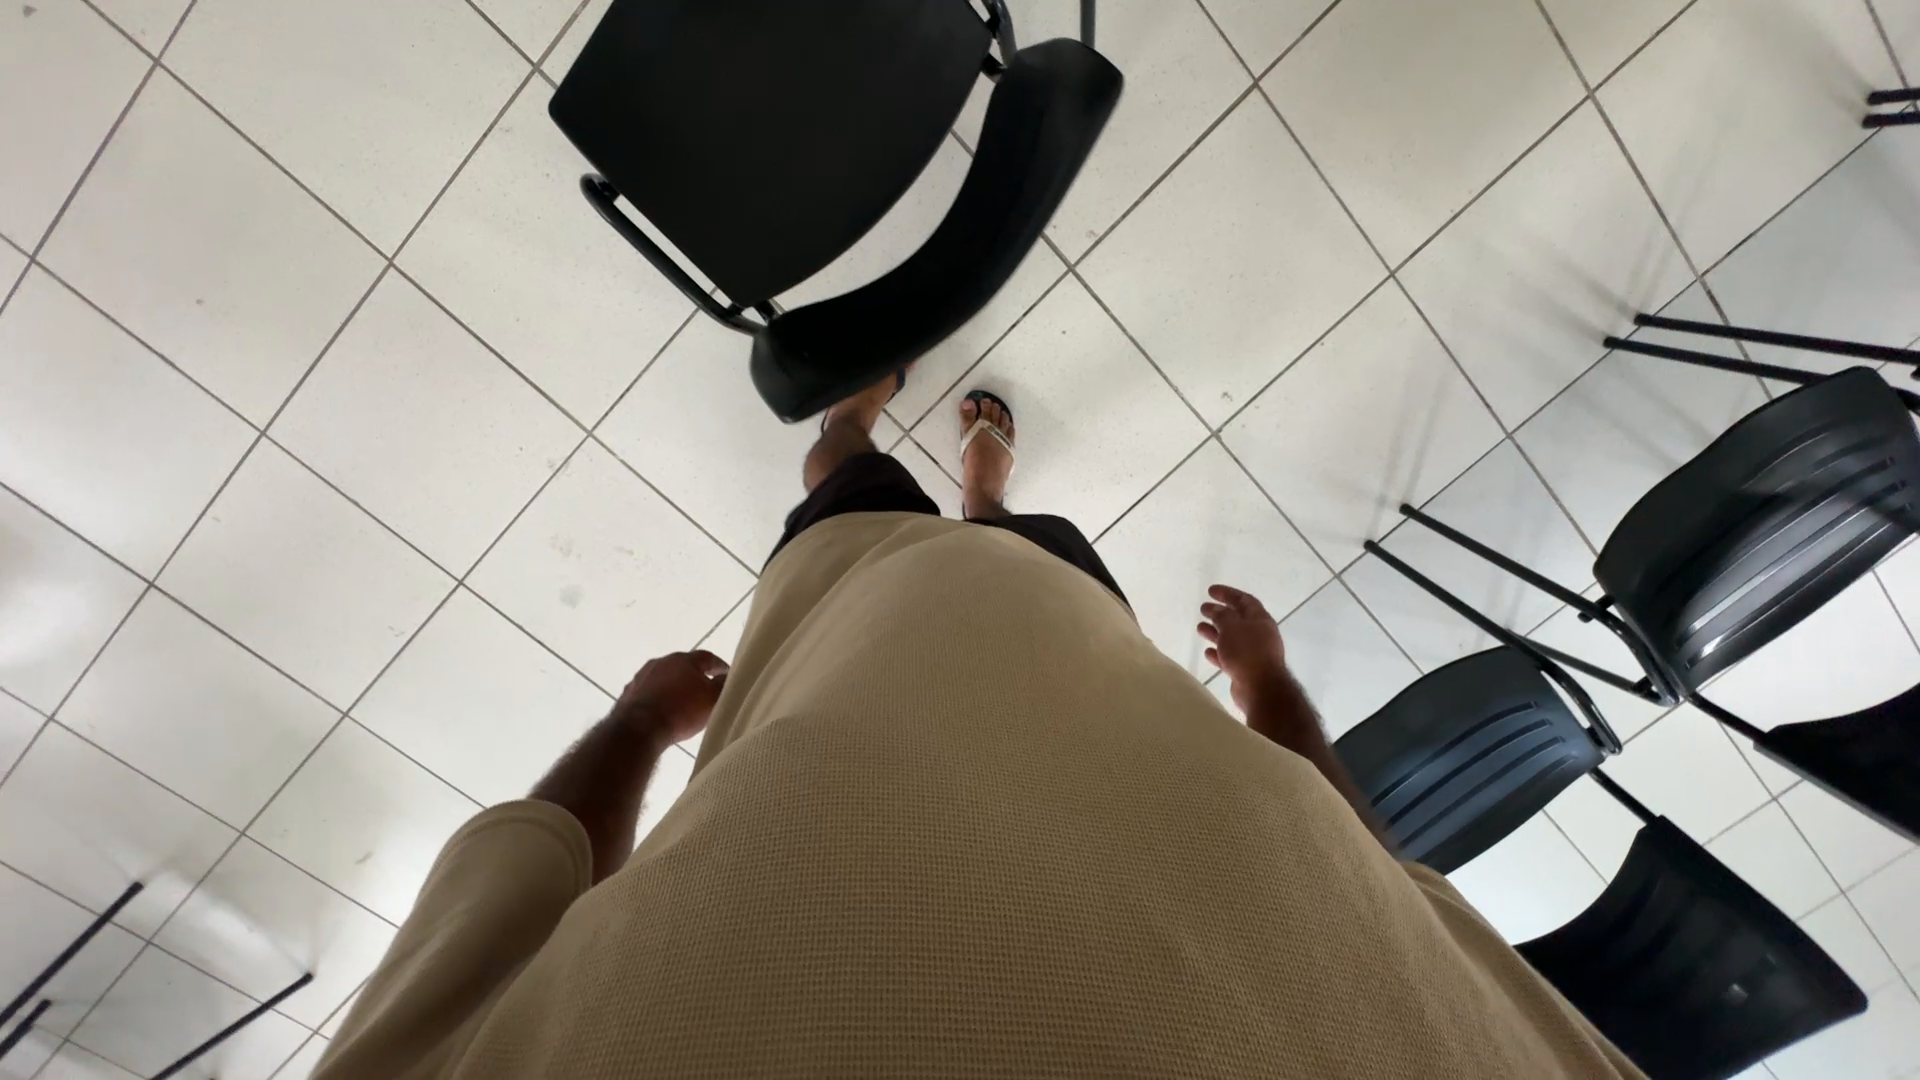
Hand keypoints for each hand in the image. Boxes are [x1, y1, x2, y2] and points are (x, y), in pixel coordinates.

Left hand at [611, 651, 728, 745]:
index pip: (708, 658)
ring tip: (682, 702)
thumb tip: (725, 676)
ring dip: (674, 686)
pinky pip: (649, 692)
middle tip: (705, 689)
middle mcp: (662, 662)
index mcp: (684, 659)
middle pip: (684, 666)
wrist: (639, 729)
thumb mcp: (712, 699)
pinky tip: (662, 711)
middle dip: (695, 676)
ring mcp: (642, 676)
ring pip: (664, 678)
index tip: (727, 676)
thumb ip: (723, 685)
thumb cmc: (681, 710)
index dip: (719, 666)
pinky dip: (658, 697)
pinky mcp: (629, 693)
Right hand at [1198, 585, 1290, 714]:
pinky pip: (1230, 657)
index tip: (1210, 591)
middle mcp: (1259, 634)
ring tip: (1199, 628)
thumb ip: (1222, 616)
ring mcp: (1253, 653)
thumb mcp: (1231, 627)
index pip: (1244, 600)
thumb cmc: (1246, 652)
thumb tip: (1217, 610)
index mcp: (1260, 620)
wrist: (1260, 688)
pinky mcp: (1246, 670)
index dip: (1228, 593)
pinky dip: (1219, 653)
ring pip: (1231, 638)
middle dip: (1219, 613)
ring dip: (1216, 632)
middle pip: (1237, 619)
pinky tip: (1207, 652)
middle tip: (1203, 608)